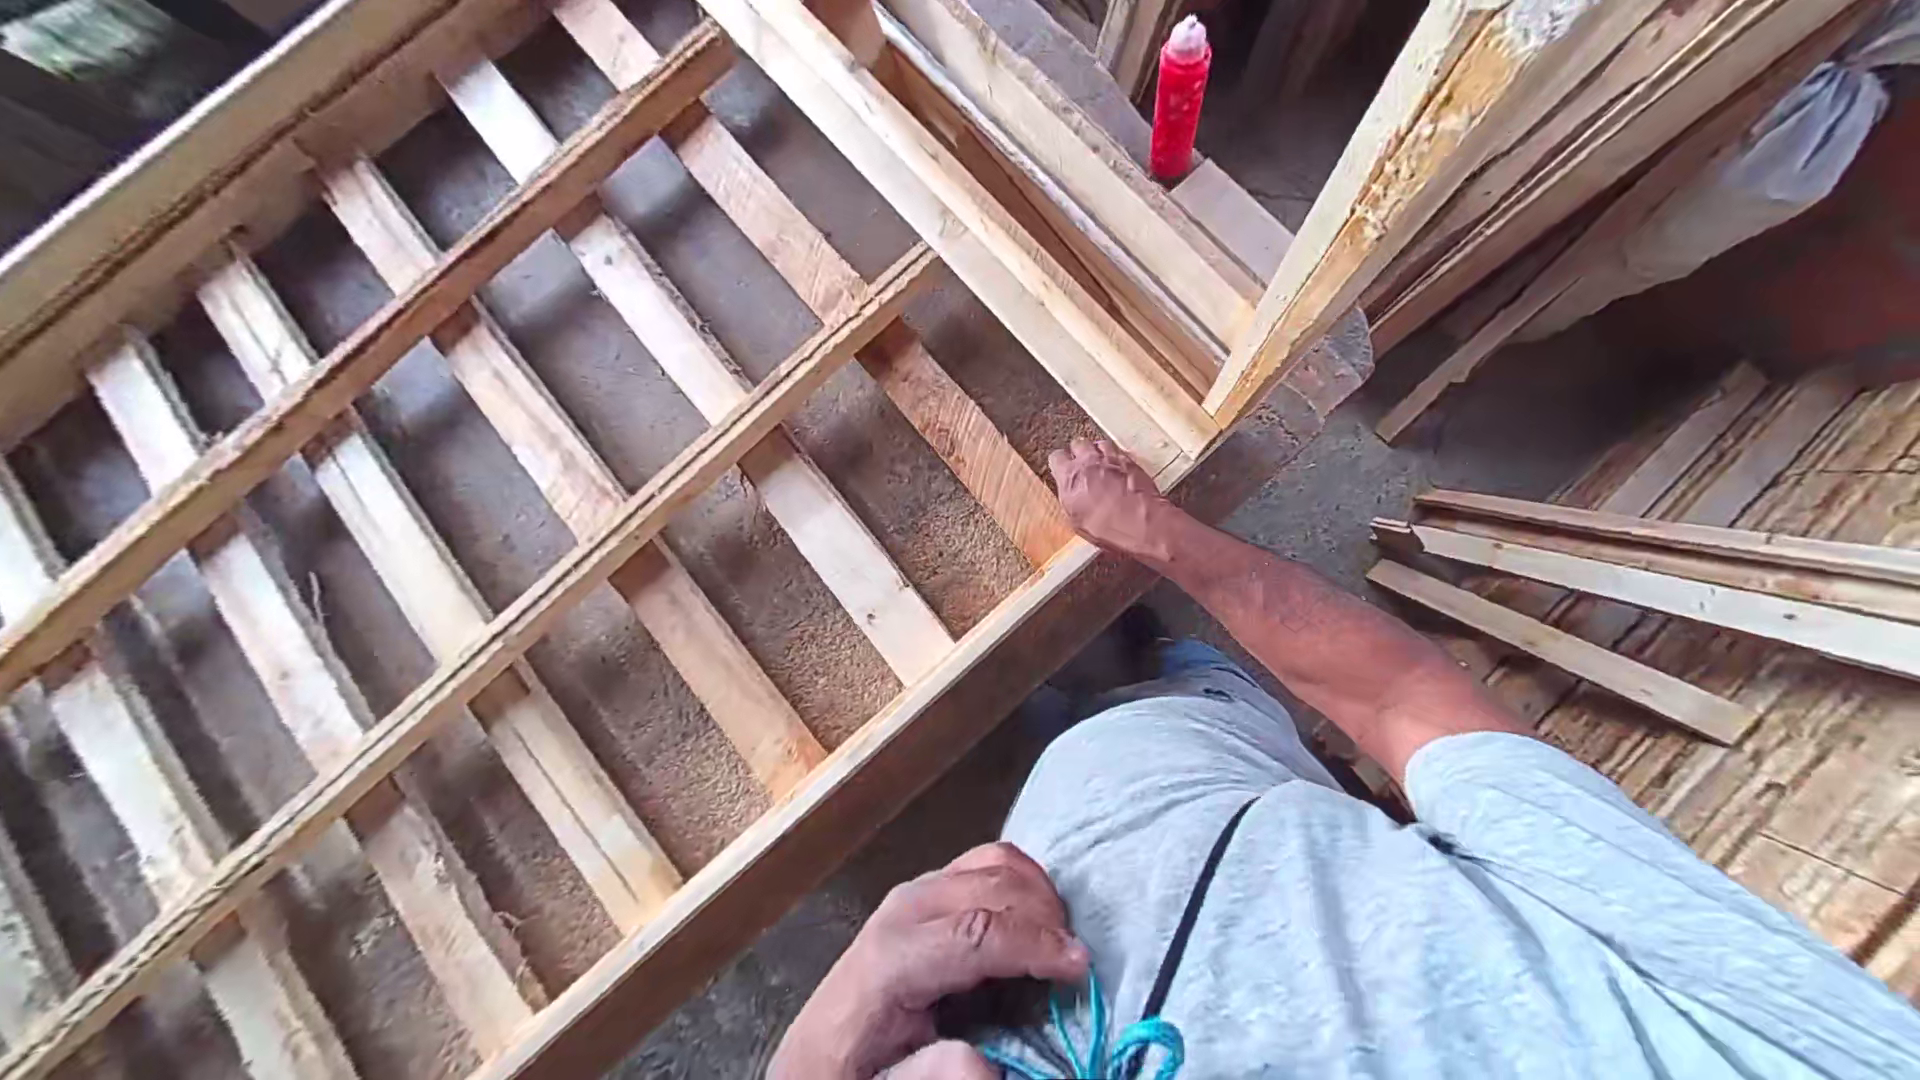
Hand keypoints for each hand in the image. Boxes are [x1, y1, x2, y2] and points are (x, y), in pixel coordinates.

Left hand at [769, 842, 1088, 1078]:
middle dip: (1043, 915)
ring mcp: (918, 889)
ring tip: (1059, 937)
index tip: (1079, 966)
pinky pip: (985, 861)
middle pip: (990, 887)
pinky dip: (1021, 878)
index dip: (1032, 944)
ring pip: (992, 862)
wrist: (819, 1045)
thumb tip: (982, 1064)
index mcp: (891, 957)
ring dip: (1036, 890)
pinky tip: (1034, 913)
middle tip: (1075, 961)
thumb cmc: (850, 1068)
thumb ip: (925, 1079)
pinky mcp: (928, 886)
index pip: (975, 932)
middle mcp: (906, 907)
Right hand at [1048, 438, 1183, 561]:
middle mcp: (1088, 461)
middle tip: (1081, 464)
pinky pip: (1119, 452)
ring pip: (1100, 443)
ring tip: (1101, 464)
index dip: (1059, 463)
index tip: (1061, 469)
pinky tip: (1119, 469)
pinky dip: (1117, 458)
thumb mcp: (1076, 520)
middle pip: (1078, 443)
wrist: (1137, 523)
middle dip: (1079, 452)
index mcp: (1069, 476)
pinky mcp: (1131, 461)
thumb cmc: (1105, 526)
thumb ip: (1070, 499)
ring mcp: (1111, 458)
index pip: (1056, 457)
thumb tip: (1070, 496)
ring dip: (1099, 452)